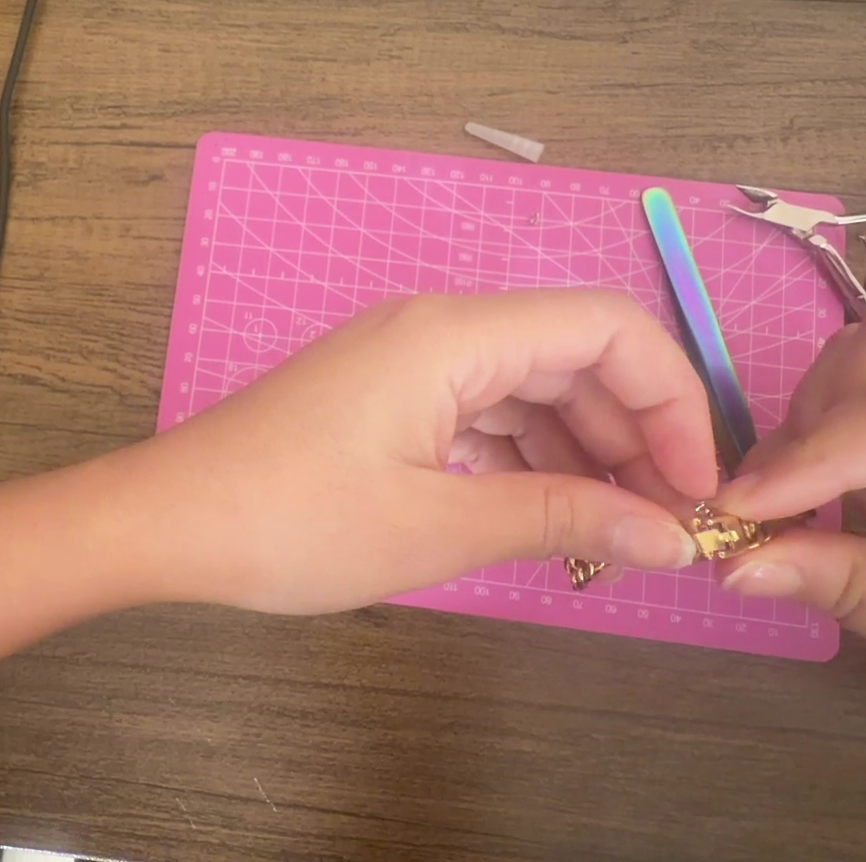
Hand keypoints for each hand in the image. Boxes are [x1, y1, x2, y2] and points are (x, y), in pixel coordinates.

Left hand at [113, 291, 720, 615]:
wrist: (170, 521)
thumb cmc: (295, 520)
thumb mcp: (437, 526)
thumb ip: (560, 517)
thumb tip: (668, 536)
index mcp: (453, 334)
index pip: (605, 328)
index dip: (671, 399)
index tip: (694, 488)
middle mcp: (436, 329)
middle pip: (569, 356)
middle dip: (629, 433)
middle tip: (664, 526)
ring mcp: (406, 361)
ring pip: (525, 388)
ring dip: (577, 450)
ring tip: (612, 530)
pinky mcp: (384, 396)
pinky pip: (478, 412)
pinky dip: (521, 456)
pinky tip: (543, 511)